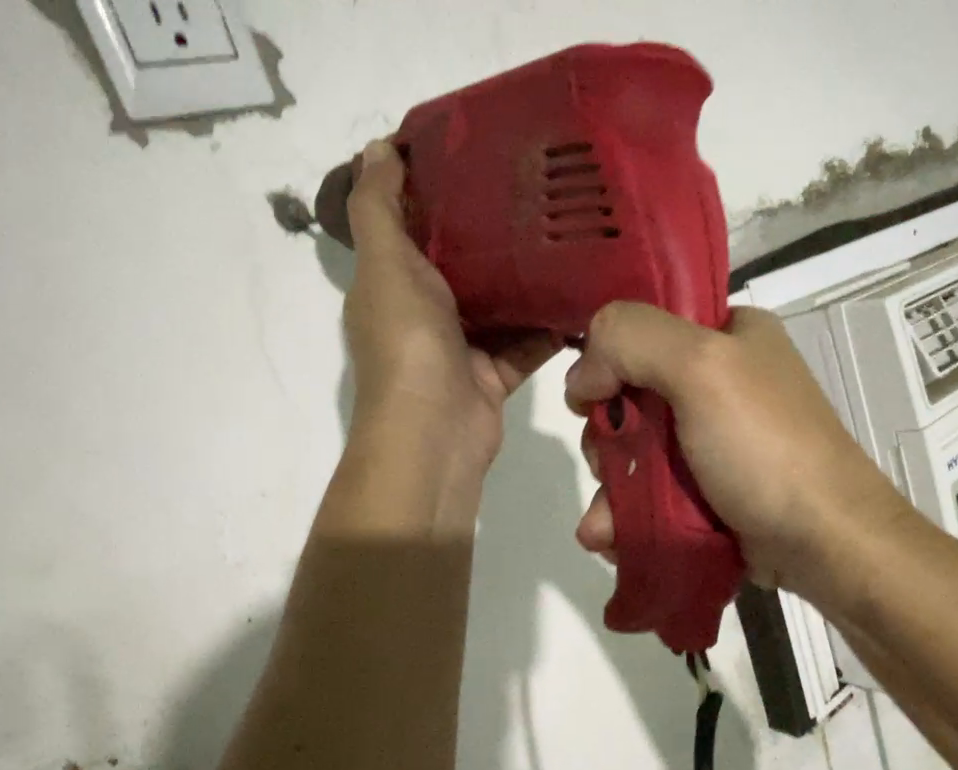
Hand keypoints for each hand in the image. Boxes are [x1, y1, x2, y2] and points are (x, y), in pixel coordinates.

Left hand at [343, 140, 557, 473]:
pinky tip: (580, 297)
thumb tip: (377, 147)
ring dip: (524, 280)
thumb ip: (379, 207)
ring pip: (497, 304)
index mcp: (390, 283)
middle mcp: (422, 313)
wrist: (434, 434)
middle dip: (488, 232)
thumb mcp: (385, 264)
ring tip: (566, 236)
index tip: (472, 153)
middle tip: (533, 190)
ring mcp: (460, 347)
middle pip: (457, 264)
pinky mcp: (494, 375)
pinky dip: (547, 326)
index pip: (407, 226)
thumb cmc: (406, 343)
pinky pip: (525, 342)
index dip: (431, 190)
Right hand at [564, 302, 908, 601]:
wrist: (824, 541)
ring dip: (611, 491)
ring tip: (604, 526)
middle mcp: (724, 384)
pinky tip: (612, 540)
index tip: (593, 399)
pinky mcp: (714, 495)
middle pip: (633, 398)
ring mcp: (719, 445)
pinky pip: (655, 496)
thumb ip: (631, 341)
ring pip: (638, 456)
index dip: (610, 360)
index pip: (647, 328)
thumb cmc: (765, 446)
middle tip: (607, 466)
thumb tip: (582, 376)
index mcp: (731, 336)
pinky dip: (629, 518)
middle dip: (607, 440)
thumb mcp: (702, 367)